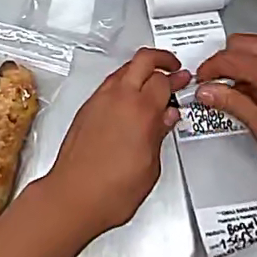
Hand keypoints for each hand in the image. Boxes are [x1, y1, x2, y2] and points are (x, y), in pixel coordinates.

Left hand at [35, 48, 190, 237]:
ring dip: (141, 68)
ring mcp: (101, 100)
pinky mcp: (88, 107)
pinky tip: (130, 96)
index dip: (177, 79)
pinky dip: (124, 81)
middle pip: (144, 60)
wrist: (73, 197)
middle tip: (172, 66)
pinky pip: (110, 82)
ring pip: (125, 68)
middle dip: (161, 59)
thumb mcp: (150, 167)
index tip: (183, 79)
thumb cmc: (109, 191)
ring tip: (152, 80)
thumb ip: (159, 135)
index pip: (164, 80)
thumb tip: (167, 118)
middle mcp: (119, 98)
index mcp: (141, 111)